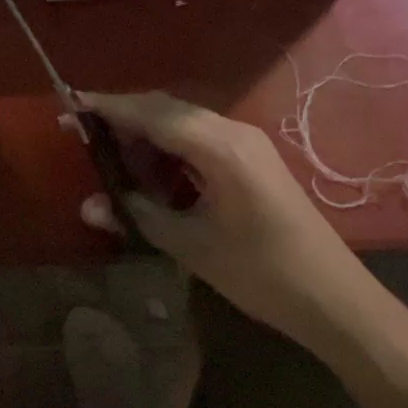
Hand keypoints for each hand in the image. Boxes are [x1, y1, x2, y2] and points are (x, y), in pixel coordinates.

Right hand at [76, 90, 375, 346]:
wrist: (339, 302)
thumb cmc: (263, 273)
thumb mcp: (192, 247)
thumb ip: (138, 216)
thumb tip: (86, 205)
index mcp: (220, 146)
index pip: (151, 113)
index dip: (107, 108)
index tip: (68, 105)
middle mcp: (233, 131)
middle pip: (164, 108)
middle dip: (121, 116)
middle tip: (82, 132)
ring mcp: (246, 142)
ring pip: (180, 119)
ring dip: (144, 130)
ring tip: (109, 153)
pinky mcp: (252, 157)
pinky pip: (198, 134)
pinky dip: (167, 143)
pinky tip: (150, 168)